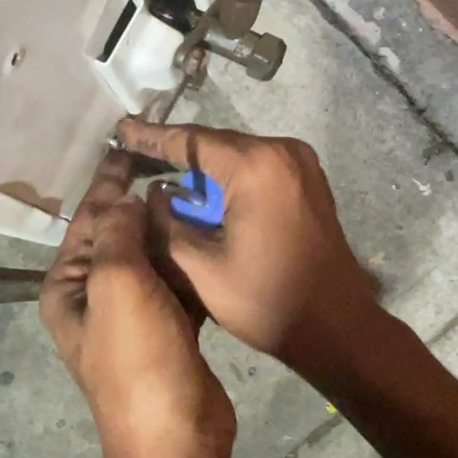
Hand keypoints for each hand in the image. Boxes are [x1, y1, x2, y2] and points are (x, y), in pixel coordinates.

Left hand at [41, 150, 236, 457]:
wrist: (175, 436)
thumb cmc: (138, 358)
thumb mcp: (117, 284)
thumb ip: (117, 233)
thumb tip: (123, 200)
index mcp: (69, 287)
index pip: (89, 219)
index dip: (108, 182)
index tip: (127, 146)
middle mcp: (95, 297)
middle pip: (119, 236)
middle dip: (142, 202)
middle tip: (173, 164)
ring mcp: (133, 316)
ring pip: (150, 259)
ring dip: (169, 230)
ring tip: (197, 193)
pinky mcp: (168, 330)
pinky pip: (175, 284)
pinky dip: (188, 263)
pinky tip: (208, 239)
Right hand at [116, 118, 378, 362]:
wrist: (337, 327)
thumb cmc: (267, 302)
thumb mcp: (202, 268)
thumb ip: (167, 224)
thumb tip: (151, 195)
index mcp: (255, 167)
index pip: (191, 141)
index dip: (151, 137)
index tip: (120, 130)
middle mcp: (281, 152)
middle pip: (214, 143)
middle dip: (175, 152)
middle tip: (132, 155)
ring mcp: (300, 164)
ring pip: (235, 155)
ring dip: (201, 167)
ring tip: (158, 171)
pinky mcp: (307, 181)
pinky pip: (256, 167)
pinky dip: (227, 177)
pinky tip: (201, 191)